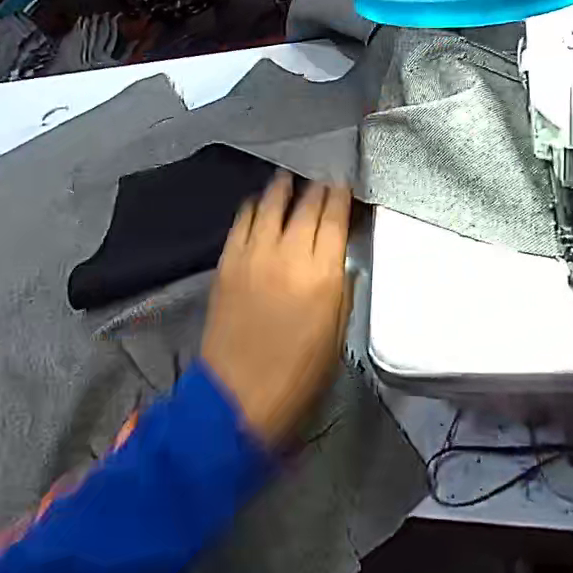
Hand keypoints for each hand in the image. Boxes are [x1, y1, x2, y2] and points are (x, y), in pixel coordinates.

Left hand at [200, 171, 352, 446]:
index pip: (334, 218)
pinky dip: (254, 207)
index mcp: (322, 274)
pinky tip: (260, 202)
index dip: (341, 196)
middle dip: (317, 187)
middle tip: (324, 177)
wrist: (239, 396)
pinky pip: (242, 222)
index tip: (345, 183)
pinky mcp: (227, 263)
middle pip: (306, 205)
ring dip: (283, 188)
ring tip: (291, 178)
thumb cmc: (301, 372)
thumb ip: (342, 288)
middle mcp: (288, 254)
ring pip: (270, 205)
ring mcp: (253, 256)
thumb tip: (342, 259)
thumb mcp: (338, 331)